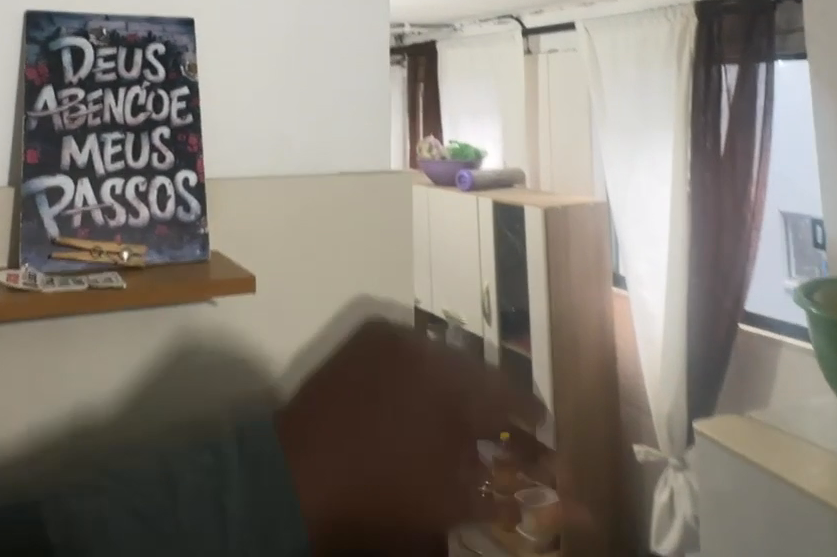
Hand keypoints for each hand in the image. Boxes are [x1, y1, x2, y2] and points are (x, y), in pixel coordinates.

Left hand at [274, 318, 541, 552]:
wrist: (293, 474)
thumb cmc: (377, 492)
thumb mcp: (446, 500)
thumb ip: (496, 491)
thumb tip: (530, 491)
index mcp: (450, 380)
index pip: (508, 392)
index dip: (529, 414)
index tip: (542, 429)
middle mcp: (423, 344)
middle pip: (475, 370)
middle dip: (491, 397)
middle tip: (503, 426)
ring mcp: (388, 337)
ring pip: (441, 357)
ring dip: (457, 384)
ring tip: (464, 416)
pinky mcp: (363, 339)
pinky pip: (408, 350)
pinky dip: (423, 373)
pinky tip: (425, 401)